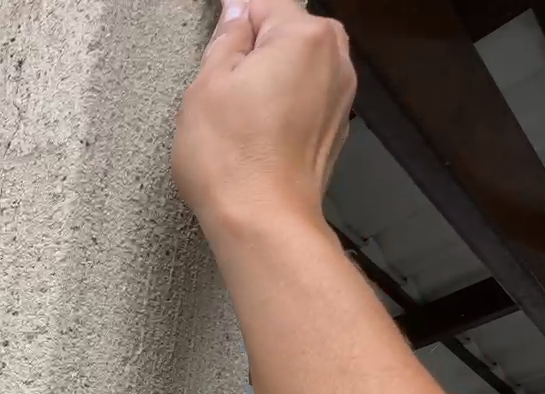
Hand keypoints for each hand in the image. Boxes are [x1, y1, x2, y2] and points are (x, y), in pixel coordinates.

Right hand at [172, 0, 355, 239]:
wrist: (261, 222)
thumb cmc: (229, 159)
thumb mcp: (205, 89)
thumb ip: (224, 41)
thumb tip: (235, 15)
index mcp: (304, 35)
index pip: (264, 3)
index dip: (233, 17)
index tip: (216, 36)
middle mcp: (333, 58)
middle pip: (286, 36)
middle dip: (253, 56)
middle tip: (217, 92)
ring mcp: (339, 97)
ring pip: (296, 73)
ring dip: (267, 86)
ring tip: (234, 122)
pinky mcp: (333, 133)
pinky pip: (302, 106)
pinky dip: (280, 115)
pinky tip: (253, 142)